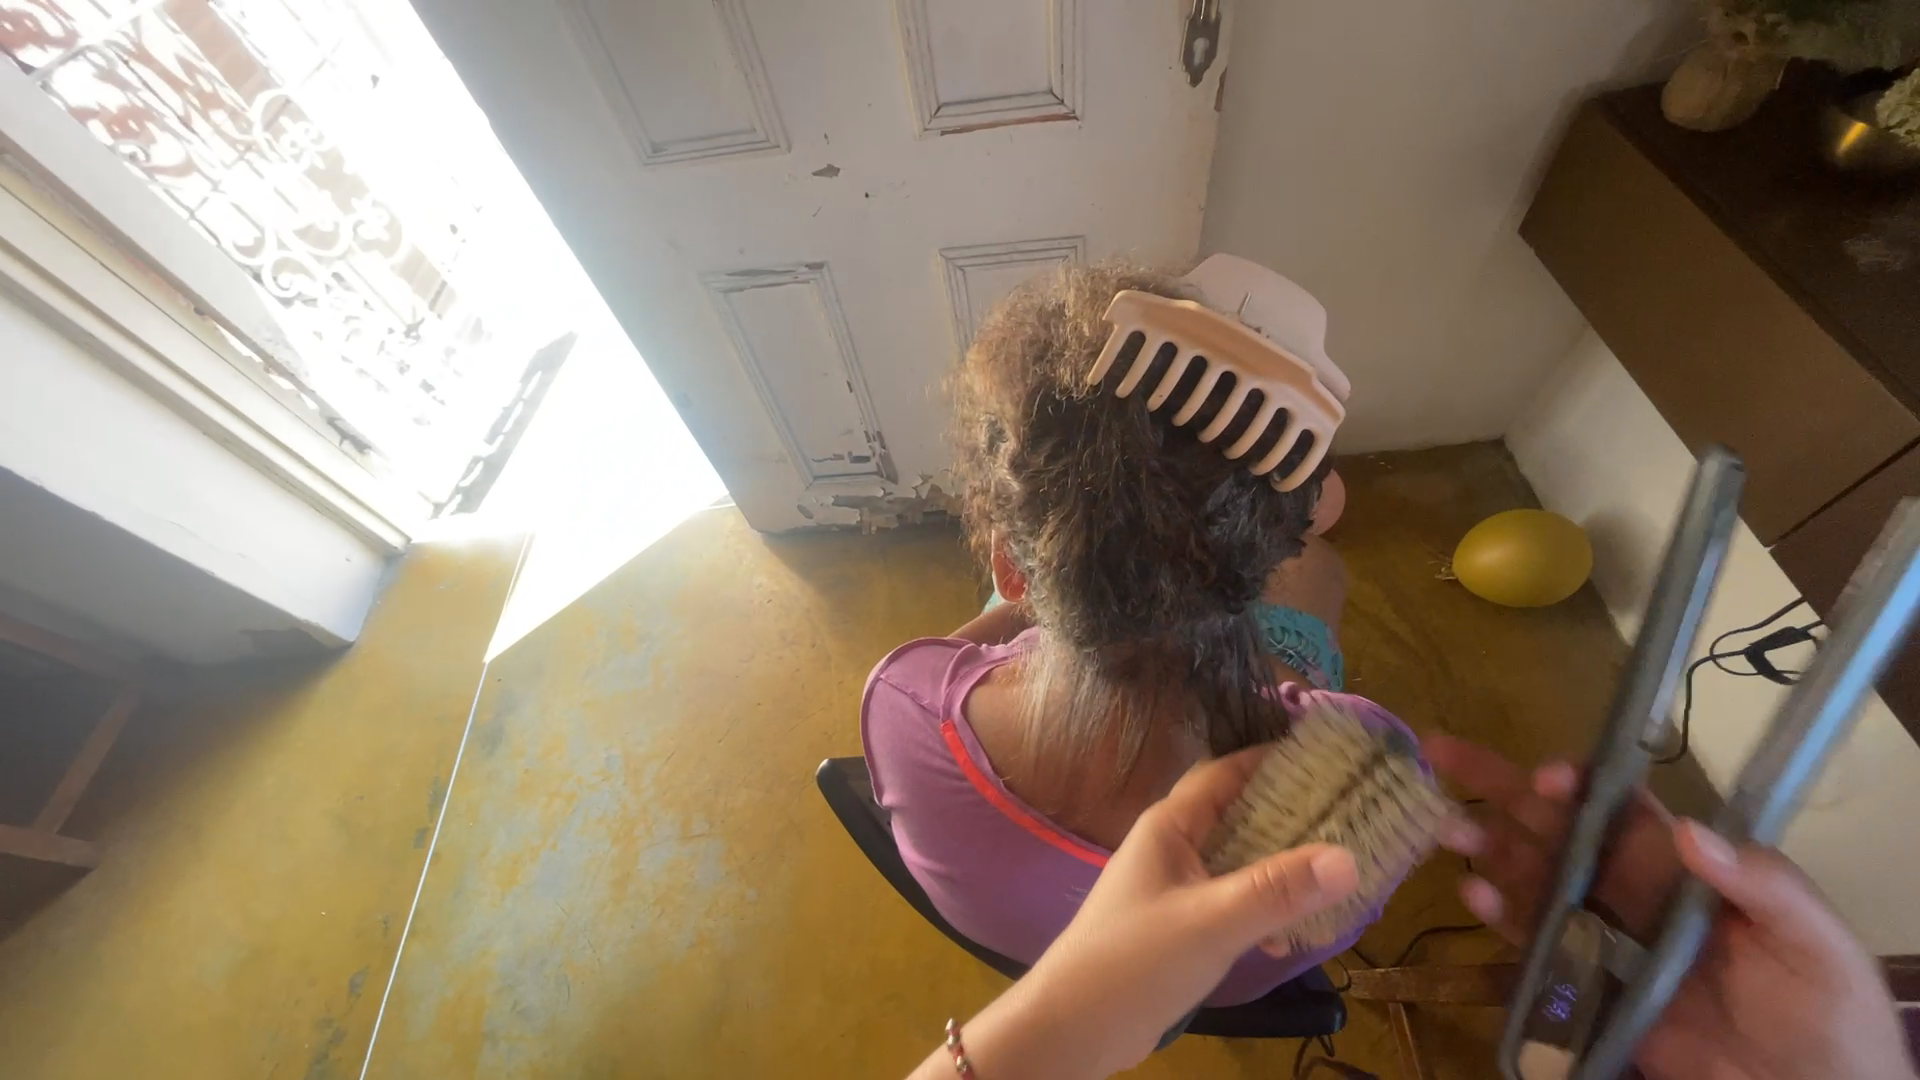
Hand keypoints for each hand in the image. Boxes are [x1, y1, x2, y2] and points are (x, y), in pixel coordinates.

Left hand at [910, 747, 1359, 1079]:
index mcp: (1170, 825)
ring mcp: (1173, 884)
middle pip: (1234, 814)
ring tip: (1336, 872)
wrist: (1076, 1022)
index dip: (1266, 760)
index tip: (1321, 757)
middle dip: (1285, 814)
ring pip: (1235, 860)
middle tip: (1347, 815)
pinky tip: (1294, 934)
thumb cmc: (1136, 958)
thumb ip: (1276, 890)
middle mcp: (1172, 845)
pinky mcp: (1179, 922)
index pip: (1222, 774)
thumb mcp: (1213, 922)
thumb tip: (1347, 857)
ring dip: (1278, 866)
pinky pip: (1229, 900)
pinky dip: (1261, 908)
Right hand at [1428, 736, 1913, 1079]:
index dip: (1572, 780)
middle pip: (1545, 817)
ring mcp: (1590, 920)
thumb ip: (1765, 887)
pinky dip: (1492, 906)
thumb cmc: (1821, 1016)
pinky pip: (1522, 927)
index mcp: (1670, 862)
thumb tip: (1687, 831)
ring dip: (1479, 839)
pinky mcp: (1571, 964)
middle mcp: (1618, 878)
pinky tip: (1473, 894)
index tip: (1543, 778)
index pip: (1610, 802)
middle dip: (1491, 782)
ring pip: (1521, 863)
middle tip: (1438, 752)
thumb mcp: (1817, 948)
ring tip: (1443, 829)